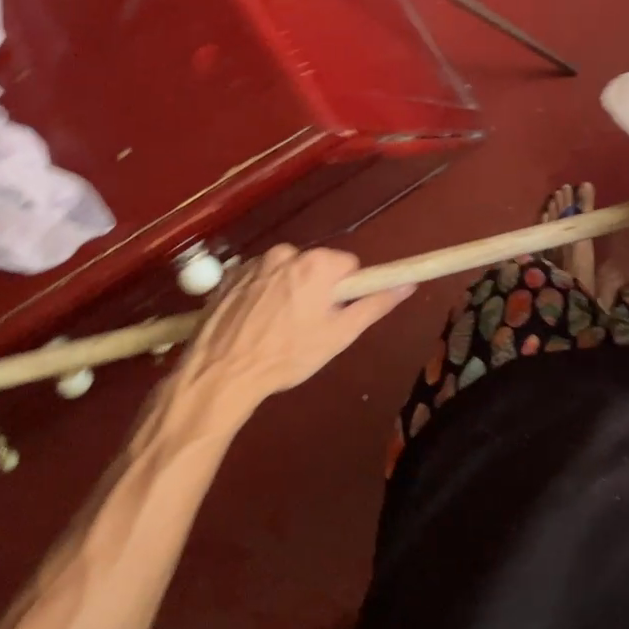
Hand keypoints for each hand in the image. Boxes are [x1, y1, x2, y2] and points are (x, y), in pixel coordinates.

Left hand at [181, 245, 413, 401]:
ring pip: (286, 274)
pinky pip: (258, 280)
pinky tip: (254, 324)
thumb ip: (376, 304)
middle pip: (316, 268)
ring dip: (287, 293)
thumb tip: (408, 284)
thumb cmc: (288, 356)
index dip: (345, 293)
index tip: (333, 316)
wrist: (219, 375)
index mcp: (317, 264)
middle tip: (306, 327)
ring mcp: (253, 263)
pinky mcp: (227, 277)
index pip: (348, 266)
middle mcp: (286, 253)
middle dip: (316, 291)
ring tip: (276, 330)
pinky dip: (261, 296)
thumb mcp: (340, 334)